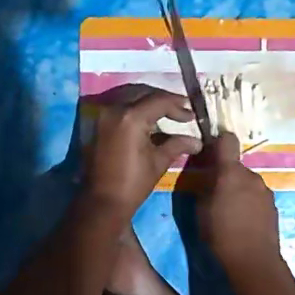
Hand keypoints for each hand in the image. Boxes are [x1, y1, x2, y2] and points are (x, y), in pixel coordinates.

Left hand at [84, 85, 201, 214]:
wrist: (102, 202)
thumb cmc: (133, 184)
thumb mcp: (159, 162)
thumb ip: (177, 144)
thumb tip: (197, 141)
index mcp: (131, 117)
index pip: (159, 100)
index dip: (178, 106)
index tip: (191, 114)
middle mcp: (114, 109)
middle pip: (143, 92)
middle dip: (163, 99)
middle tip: (180, 110)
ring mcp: (102, 115)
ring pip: (129, 96)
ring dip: (147, 101)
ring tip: (164, 113)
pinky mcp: (97, 123)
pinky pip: (119, 106)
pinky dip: (134, 108)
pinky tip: (146, 120)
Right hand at [188, 133, 282, 274]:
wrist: (253, 261)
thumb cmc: (221, 235)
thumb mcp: (201, 210)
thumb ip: (206, 187)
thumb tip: (210, 178)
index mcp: (231, 173)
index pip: (228, 140)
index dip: (219, 141)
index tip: (211, 150)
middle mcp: (252, 176)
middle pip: (237, 167)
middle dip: (226, 176)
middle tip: (215, 194)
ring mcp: (266, 191)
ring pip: (247, 183)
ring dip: (239, 190)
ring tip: (229, 213)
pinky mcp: (273, 206)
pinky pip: (256, 197)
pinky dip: (249, 203)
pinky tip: (243, 222)